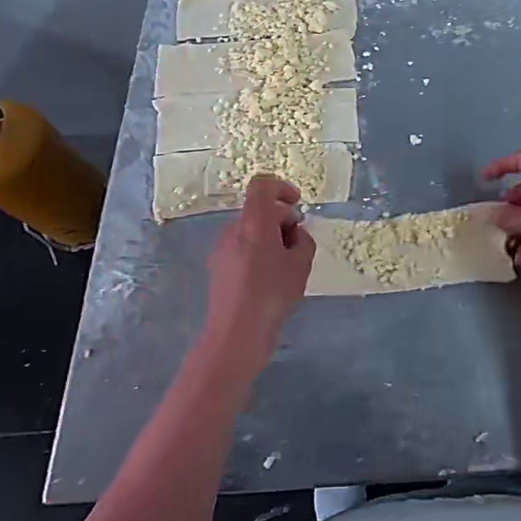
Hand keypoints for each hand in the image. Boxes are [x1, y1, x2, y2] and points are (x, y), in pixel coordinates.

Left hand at [202, 176, 315, 359]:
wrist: (235, 334)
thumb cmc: (271, 296)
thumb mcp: (300, 265)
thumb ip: (302, 240)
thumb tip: (294, 233)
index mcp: (253, 222)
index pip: (261, 186)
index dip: (281, 187)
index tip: (296, 203)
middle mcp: (233, 229)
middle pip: (259, 210)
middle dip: (281, 221)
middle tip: (298, 247)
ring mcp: (221, 247)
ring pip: (251, 230)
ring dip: (270, 239)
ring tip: (285, 270)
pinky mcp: (217, 265)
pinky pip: (241, 247)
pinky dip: (257, 253)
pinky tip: (267, 282)